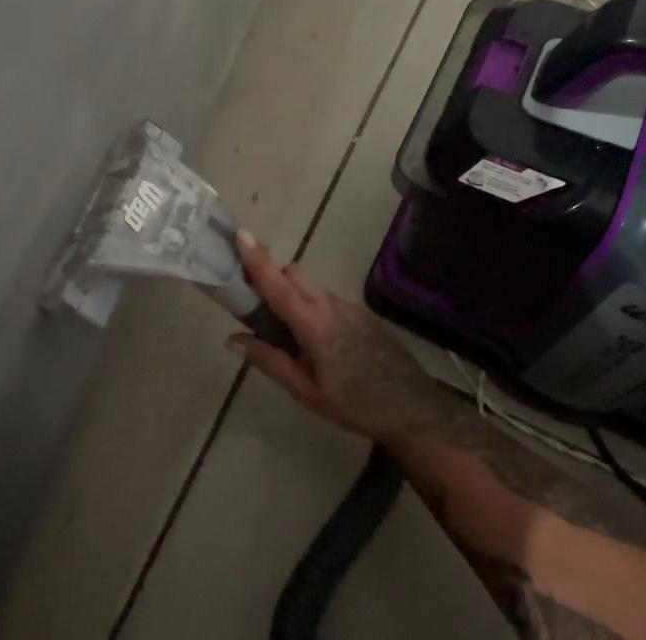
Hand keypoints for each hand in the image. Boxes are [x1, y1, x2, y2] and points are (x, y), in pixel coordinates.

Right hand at [228, 230, 451, 447]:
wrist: (413, 410)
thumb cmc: (354, 405)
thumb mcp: (305, 391)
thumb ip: (269, 360)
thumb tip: (232, 340)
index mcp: (315, 325)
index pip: (280, 285)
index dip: (259, 260)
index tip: (242, 235)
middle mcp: (332, 306)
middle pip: (295, 273)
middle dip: (273, 276)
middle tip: (257, 304)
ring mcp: (350, 307)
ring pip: (312, 285)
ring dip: (292, 292)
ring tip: (286, 330)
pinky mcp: (362, 314)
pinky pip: (328, 298)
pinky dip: (312, 306)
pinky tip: (317, 341)